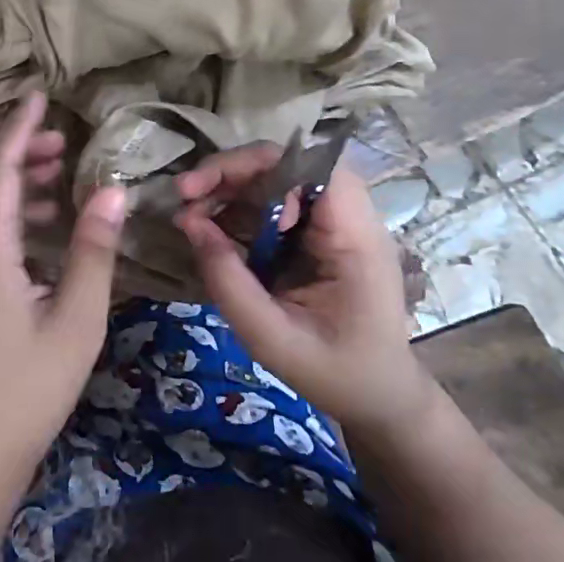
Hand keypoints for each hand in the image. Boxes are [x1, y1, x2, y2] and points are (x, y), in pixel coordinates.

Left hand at [0, 92, 128, 476]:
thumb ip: (94, 249)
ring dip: (16, 176)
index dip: (17, 129)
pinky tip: (47, 219)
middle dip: (17, 147)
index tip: (38, 97)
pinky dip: (13, 208)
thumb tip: (115, 189)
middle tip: (60, 136)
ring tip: (59, 167)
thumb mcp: (77, 317)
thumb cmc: (30, 385)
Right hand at [175, 143, 433, 432]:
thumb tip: (191, 225)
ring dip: (229, 190)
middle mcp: (347, 217)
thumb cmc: (336, 374)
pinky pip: (274, 204)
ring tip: (188, 216)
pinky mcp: (317, 233)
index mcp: (355, 237)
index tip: (209, 190)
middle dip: (231, 173)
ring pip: (276, 180)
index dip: (257, 165)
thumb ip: (231, 284)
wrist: (379, 399)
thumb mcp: (274, 340)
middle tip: (184, 194)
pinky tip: (209, 230)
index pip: (311, 166)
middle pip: (288, 165)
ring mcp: (332, 223)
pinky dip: (238, 210)